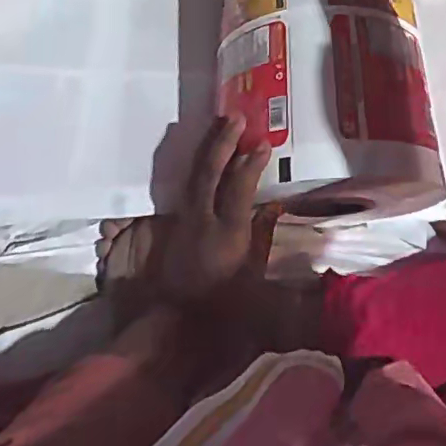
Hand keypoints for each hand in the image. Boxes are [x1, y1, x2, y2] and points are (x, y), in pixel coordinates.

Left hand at [156, 113, 278, 303]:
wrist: (179, 327)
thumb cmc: (225, 308)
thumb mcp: (254, 276)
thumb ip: (262, 238)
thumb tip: (271, 207)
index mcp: (227, 235)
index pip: (239, 188)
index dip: (251, 163)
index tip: (262, 143)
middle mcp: (203, 222)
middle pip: (210, 173)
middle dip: (223, 143)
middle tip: (235, 118)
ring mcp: (185, 222)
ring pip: (195, 176)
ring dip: (208, 149)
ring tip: (220, 126)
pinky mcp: (175, 226)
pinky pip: (188, 187)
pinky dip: (199, 167)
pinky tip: (206, 157)